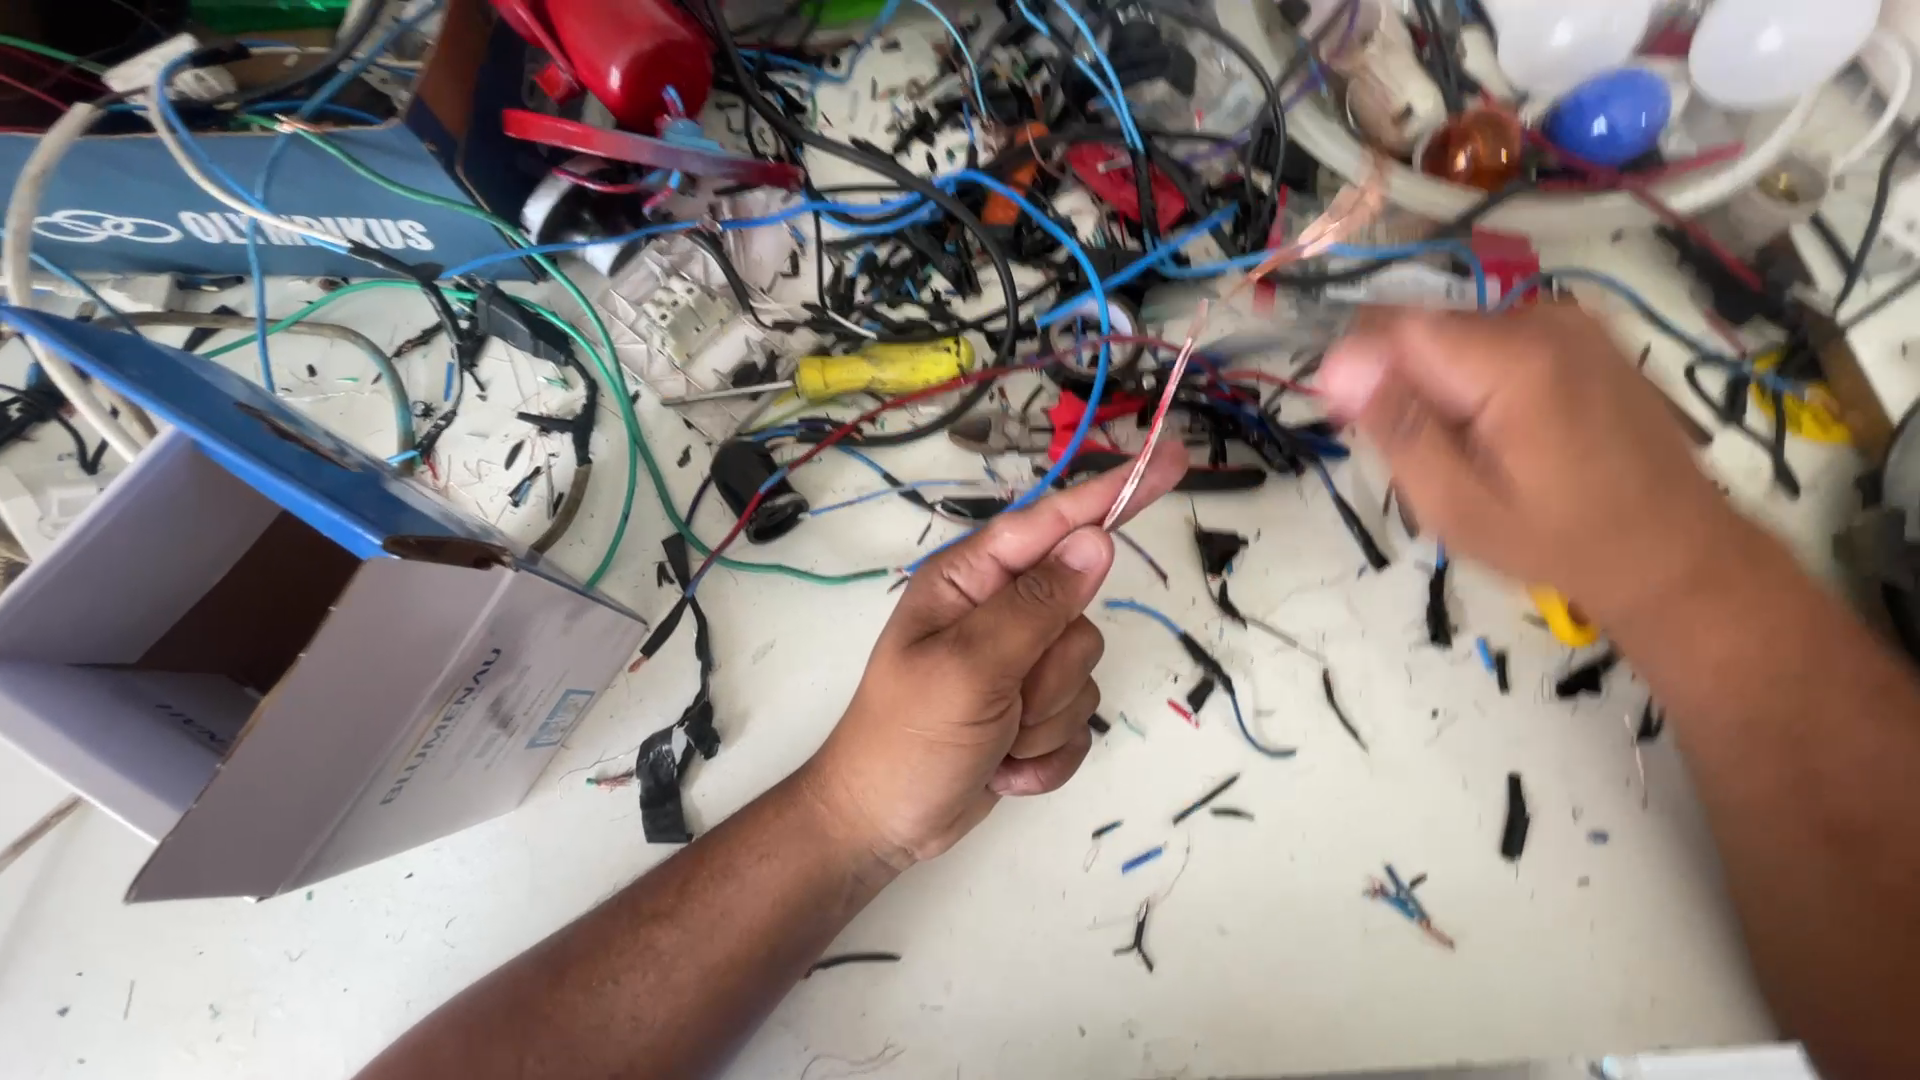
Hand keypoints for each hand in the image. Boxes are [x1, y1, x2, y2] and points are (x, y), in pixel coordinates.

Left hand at [800, 441, 1187, 870]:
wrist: (885, 822)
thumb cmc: (908, 736)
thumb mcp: (968, 666)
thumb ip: (1036, 604)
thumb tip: (1096, 540)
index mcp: (971, 582)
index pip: (1052, 525)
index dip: (1111, 494)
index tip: (1170, 459)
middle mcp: (1000, 613)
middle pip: (1079, 615)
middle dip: (1048, 671)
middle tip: (1000, 700)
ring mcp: (1020, 664)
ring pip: (1083, 674)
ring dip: (1042, 721)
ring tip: (992, 738)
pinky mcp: (1034, 711)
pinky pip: (1078, 723)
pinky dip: (1044, 754)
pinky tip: (1001, 765)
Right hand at [1317, 303, 1754, 630]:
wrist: (1671, 548)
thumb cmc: (1553, 538)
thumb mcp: (1455, 503)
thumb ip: (1397, 427)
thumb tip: (1338, 366)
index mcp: (1513, 360)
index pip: (1392, 326)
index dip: (1360, 372)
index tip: (1362, 426)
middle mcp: (1543, 320)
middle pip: (1421, 329)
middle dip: (1399, 383)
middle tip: (1421, 454)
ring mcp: (1569, 321)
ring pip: (1449, 334)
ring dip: (1433, 385)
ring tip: (1461, 447)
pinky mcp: (1580, 332)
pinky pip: (1487, 339)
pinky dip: (1469, 379)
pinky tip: (1493, 430)